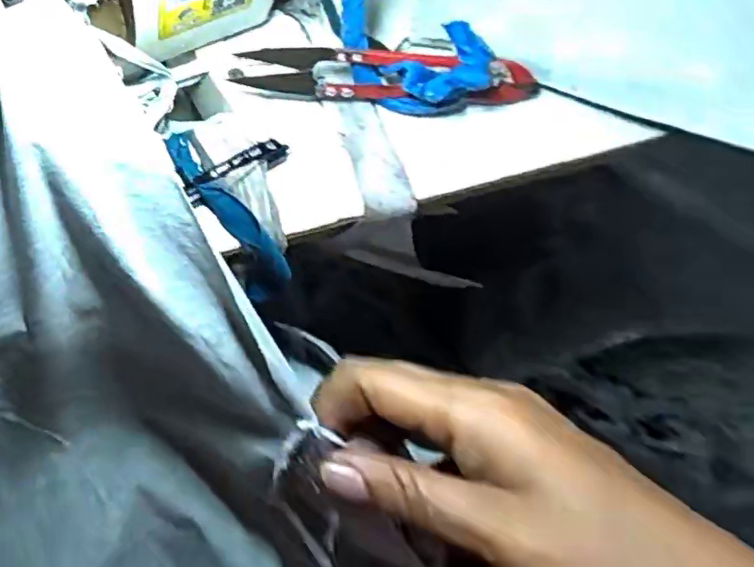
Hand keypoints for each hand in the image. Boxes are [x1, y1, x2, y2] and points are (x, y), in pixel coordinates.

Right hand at [313, 358, 753, 566]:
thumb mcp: (499, 534)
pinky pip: (449, 425)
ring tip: (394, 494)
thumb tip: (321, 465)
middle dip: (355, 424)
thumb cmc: (602, 559)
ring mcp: (510, 411)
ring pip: (413, 403)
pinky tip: (439, 495)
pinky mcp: (529, 437)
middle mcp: (483, 390)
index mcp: (471, 401)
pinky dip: (424, 452)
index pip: (362, 375)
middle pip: (384, 381)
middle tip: (355, 481)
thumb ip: (404, 493)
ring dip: (388, 441)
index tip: (327, 463)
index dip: (330, 410)